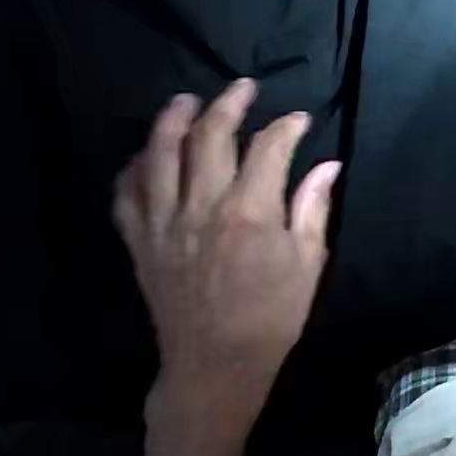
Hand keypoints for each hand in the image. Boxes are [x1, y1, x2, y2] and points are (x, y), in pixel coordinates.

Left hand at [113, 78, 342, 445]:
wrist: (214, 368)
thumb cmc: (271, 318)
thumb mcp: (308, 264)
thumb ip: (313, 207)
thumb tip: (327, 165)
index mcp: (250, 212)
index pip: (269, 147)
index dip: (287, 126)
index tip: (300, 119)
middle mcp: (202, 207)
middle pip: (210, 136)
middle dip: (230, 103)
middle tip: (243, 88)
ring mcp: (164, 223)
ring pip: (160, 154)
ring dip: (173, 119)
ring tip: (187, 100)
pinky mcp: (140, 242)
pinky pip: (127, 193)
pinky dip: (134, 167)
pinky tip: (148, 155)